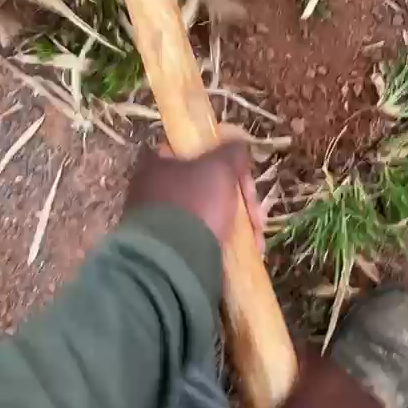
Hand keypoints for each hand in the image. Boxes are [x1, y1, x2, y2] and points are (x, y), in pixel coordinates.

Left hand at [123, 138, 254, 244]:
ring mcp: (158, 222)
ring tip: (254, 239)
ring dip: (237, 224)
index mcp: (157, 164)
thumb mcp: (219, 168)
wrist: (171, 263)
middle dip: (239, 200)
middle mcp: (152, 190)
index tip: (242, 177)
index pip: (196, 152)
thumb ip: (231, 151)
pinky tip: (245, 251)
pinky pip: (202, 238)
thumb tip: (238, 143)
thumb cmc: (194, 204)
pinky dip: (224, 242)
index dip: (225, 161)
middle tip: (255, 216)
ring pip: (208, 213)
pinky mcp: (167, 250)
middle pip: (207, 186)